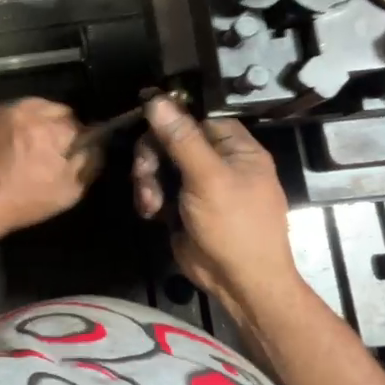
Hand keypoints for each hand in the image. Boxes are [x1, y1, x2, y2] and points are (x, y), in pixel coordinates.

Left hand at [0, 98, 94, 234]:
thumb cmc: (24, 200)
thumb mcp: (69, 191)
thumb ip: (90, 162)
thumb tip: (97, 142)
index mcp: (52, 132)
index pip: (81, 126)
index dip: (79, 141)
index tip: (72, 155)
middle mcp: (31, 114)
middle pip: (61, 111)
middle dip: (62, 128)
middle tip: (54, 151)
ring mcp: (9, 110)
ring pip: (41, 106)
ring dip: (44, 120)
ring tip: (36, 144)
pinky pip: (20, 109)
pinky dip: (25, 120)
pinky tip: (19, 140)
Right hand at [133, 98, 296, 306]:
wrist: (240, 284)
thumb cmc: (235, 227)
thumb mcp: (208, 179)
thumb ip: (181, 139)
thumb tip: (156, 100)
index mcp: (237, 150)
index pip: (197, 119)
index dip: (171, 122)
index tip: (145, 128)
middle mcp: (219, 163)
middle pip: (172, 141)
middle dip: (153, 158)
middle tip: (144, 175)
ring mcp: (199, 186)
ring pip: (160, 166)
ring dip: (148, 182)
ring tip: (150, 204)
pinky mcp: (183, 206)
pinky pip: (158, 189)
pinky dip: (150, 198)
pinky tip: (151, 213)